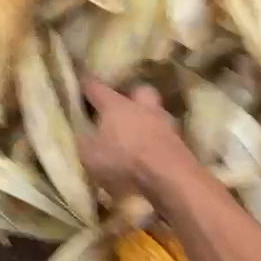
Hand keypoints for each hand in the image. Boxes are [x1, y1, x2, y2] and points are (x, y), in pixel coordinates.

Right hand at [78, 78, 194, 197]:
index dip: (85, 83)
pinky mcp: (181, 146)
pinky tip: (149, 152)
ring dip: (146, 120)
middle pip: (138, 90)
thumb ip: (83, 139)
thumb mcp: (89, 154)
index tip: (79, 78)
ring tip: (135, 134)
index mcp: (115, 104)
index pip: (95, 86)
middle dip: (129, 95)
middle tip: (118, 107)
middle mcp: (141, 108)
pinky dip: (156, 141)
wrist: (173, 182)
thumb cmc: (125, 161)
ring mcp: (165, 125)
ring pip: (154, 113)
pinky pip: (164, 136)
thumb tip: (81, 131)